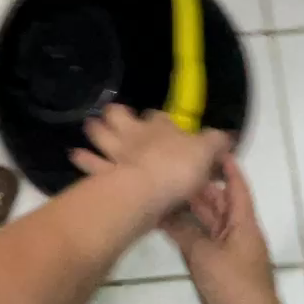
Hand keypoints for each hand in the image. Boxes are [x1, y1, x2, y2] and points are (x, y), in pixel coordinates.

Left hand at [69, 105, 231, 219]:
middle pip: (120, 116)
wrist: (149, 188)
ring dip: (95, 130)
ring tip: (89, 125)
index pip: (159, 117)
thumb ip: (215, 143)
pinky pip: (91, 163)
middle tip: (111, 115)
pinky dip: (84, 158)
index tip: (160, 122)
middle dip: (116, 115)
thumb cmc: (180, 168)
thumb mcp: (206, 153)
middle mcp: (135, 134)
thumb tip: (227, 135)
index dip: (159, 119)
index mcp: (161, 127)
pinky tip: (75, 154)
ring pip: (101, 134)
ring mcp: (117, 151)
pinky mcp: (104, 170)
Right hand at [164, 155, 278, 303]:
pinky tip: (168, 223)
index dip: (226, 166)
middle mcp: (239, 233)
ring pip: (209, 221)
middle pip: (219, 202)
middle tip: (172, 167)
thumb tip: (161, 207)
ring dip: (191, 209)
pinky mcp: (221, 268)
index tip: (209, 147)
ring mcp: (230, 252)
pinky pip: (203, 239)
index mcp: (244, 223)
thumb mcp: (203, 254)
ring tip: (165, 190)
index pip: (236, 186)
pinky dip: (189, 230)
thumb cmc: (234, 287)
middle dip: (199, 186)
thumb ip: (182, 229)